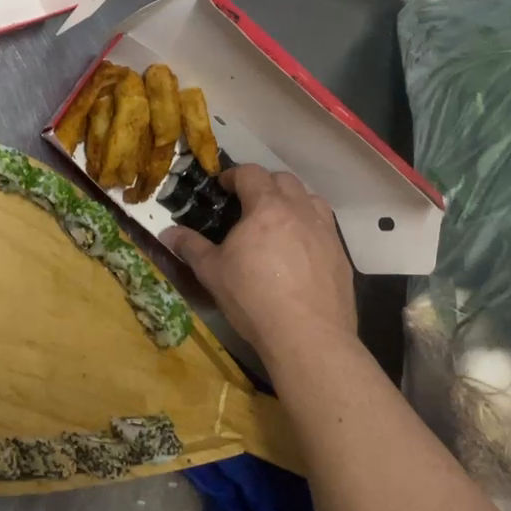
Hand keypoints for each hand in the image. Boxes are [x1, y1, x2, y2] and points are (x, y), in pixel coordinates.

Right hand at [161, 164, 355, 370]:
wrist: (308, 338)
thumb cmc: (253, 298)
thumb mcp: (212, 271)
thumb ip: (190, 246)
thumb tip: (167, 234)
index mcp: (266, 208)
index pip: (251, 173)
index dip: (234, 176)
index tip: (222, 188)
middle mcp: (300, 212)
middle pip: (284, 180)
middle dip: (264, 184)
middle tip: (248, 204)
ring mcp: (326, 234)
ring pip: (311, 199)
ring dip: (293, 201)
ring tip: (278, 222)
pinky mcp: (342, 258)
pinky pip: (326, 228)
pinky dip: (310, 227)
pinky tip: (299, 251)